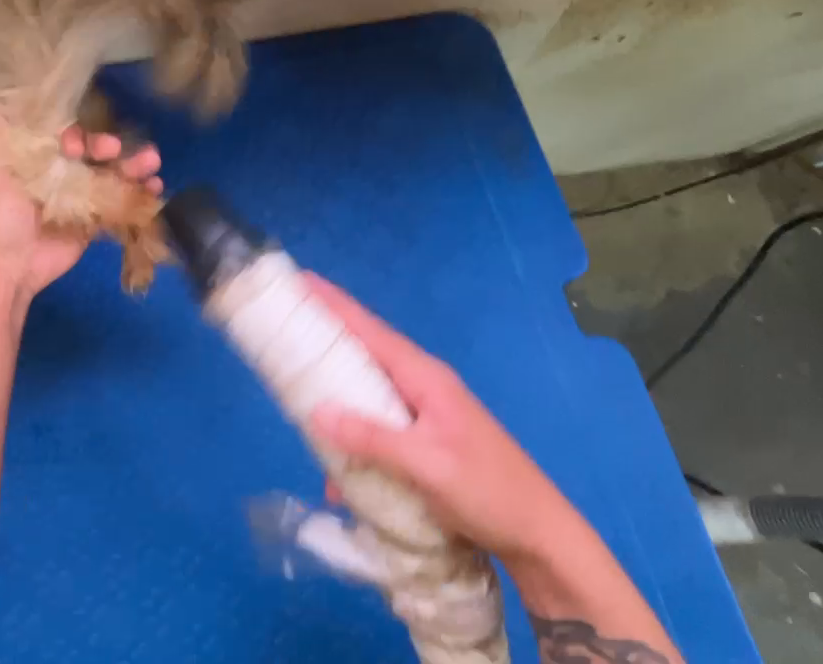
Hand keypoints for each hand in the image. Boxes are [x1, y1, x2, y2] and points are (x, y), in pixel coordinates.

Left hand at [0, 113, 162, 300]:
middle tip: (120, 151)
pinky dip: (140, 194)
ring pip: (115, 174)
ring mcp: (85, 196)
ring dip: (135, 167)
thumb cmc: (1, 215)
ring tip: (152, 166)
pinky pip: (122, 203)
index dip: (79, 137)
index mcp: (45, 157)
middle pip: (98, 153)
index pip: (70, 138)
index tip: (79, 146)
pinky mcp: (97, 221)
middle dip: (114, 149)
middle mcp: (67, 172)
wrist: (11, 263)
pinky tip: (154, 189)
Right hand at [302, 274, 580, 564]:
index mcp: (424, 377)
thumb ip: (372, 437)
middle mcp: (420, 387)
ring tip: (304, 428)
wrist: (543, 541)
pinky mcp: (422, 443)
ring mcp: (422, 415)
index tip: (298, 279)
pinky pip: (375, 433)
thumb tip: (316, 411)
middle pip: (360, 357)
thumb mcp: (428, 465)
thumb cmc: (489, 493)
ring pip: (363, 399)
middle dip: (321, 353)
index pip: (368, 329)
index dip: (332, 303)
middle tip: (279, 346)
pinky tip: (341, 484)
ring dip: (337, 416)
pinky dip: (355, 452)